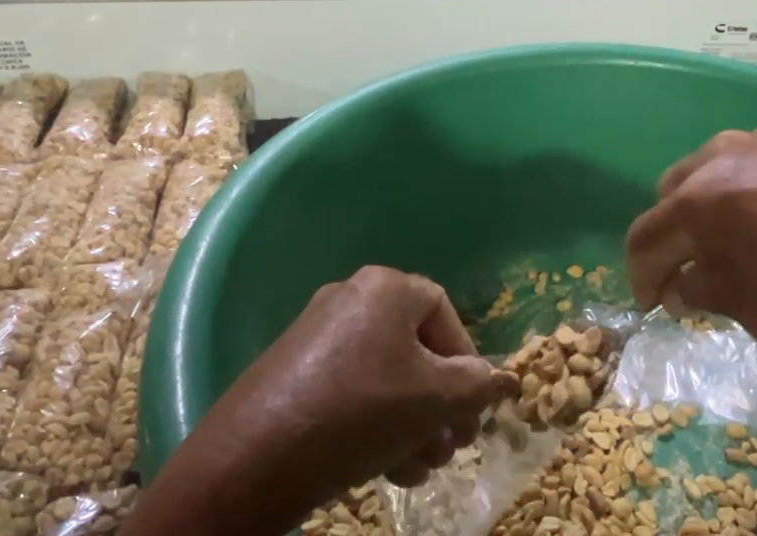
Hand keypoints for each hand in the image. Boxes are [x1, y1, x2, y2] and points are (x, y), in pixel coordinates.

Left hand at [130, 267, 514, 535]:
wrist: (257, 455)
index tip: (472, 409)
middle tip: (448, 450)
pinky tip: (384, 468)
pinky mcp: (294, 370)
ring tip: (415, 469)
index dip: (467, 361)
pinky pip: (352, 389)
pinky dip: (375, 423)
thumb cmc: (361, 411)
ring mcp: (318, 334)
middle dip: (440, 403)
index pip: (445, 313)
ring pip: (386, 376)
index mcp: (387, 287)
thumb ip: (477, 385)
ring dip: (412, 422)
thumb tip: (499, 379)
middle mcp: (352, 298)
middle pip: (415, 349)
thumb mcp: (435, 399)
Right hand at [624, 125, 756, 354]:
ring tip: (735, 248)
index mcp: (703, 199)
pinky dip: (745, 194)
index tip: (652, 306)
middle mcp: (723, 157)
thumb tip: (685, 285)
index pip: (646, 237)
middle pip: (671, 195)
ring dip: (707, 211)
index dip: (641, 277)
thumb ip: (714, 295)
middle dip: (673, 239)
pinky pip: (752, 165)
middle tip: (691, 278)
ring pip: (711, 173)